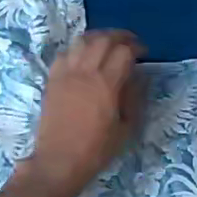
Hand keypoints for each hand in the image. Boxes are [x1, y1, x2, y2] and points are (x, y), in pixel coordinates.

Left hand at [20, 29, 144, 196]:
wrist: (59, 161)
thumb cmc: (96, 149)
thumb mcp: (126, 127)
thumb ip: (134, 97)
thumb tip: (140, 76)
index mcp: (106, 84)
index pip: (124, 51)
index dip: (137, 47)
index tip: (144, 52)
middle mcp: (85, 72)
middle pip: (103, 39)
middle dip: (120, 35)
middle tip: (129, 42)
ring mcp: (65, 73)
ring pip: (82, 40)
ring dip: (98, 37)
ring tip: (107, 43)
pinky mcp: (52, 79)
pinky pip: (64, 53)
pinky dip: (77, 48)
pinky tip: (83, 55)